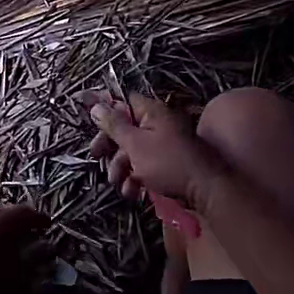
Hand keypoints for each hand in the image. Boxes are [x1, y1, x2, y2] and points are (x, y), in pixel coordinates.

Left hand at [0, 205, 42, 293]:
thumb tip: (43, 261)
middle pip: (8, 215)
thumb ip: (30, 268)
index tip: (48, 226)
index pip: (26, 213)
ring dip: (5, 229)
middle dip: (22, 223)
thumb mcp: (13, 278)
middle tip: (33, 233)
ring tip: (14, 243)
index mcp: (0, 220)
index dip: (39, 220)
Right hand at [85, 93, 228, 209]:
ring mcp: (163, 144)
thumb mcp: (135, 143)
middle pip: (124, 128)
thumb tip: (96, 105)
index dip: (104, 108)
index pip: (122, 101)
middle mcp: (157, 124)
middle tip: (96, 156)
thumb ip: (113, 125)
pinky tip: (133, 191)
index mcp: (151, 112)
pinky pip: (144, 165)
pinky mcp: (166, 164)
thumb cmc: (168, 162)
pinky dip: (135, 177)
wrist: (205, 190)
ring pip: (131, 150)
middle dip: (110, 146)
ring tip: (120, 183)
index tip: (88, 116)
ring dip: (121, 167)